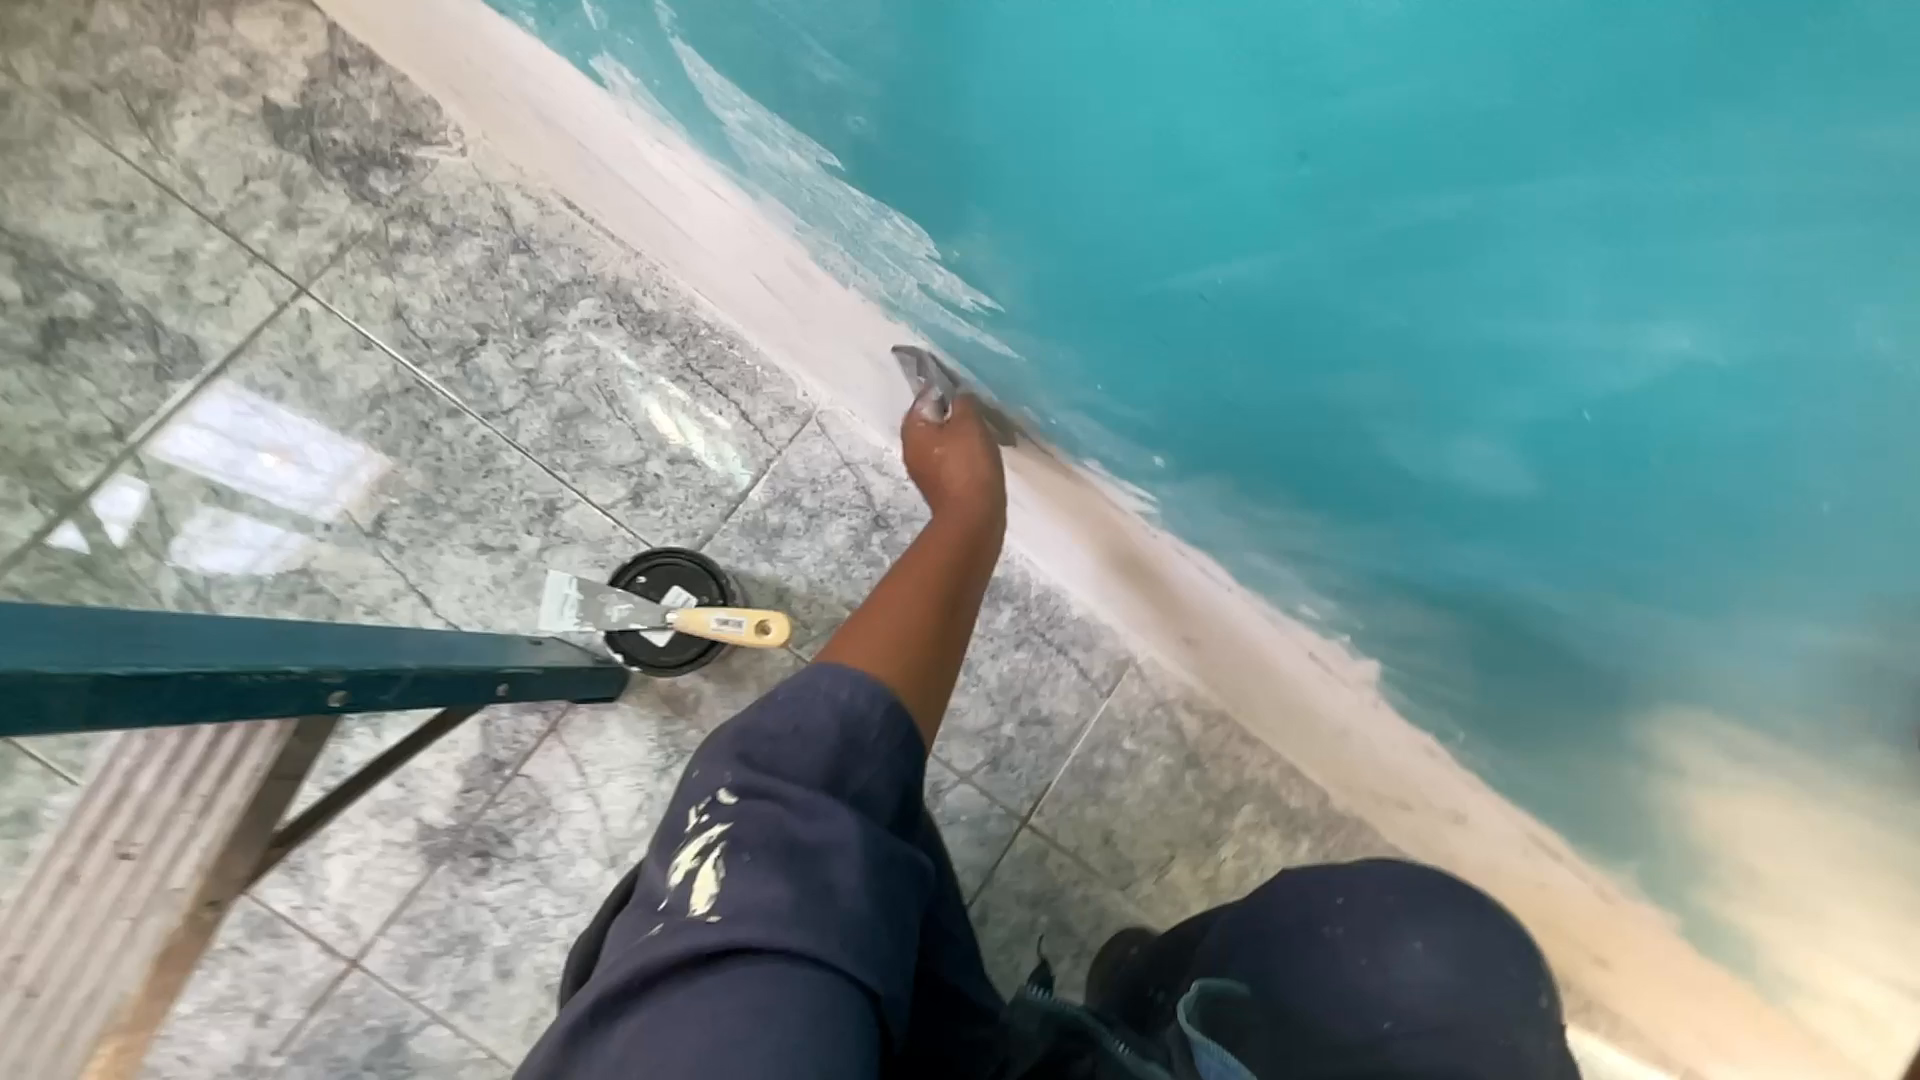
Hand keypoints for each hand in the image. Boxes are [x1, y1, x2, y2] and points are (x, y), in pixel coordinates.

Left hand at [901, 389, 1006, 527]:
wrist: (973, 518)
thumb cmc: (968, 465)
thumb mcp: (969, 422)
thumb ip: (963, 401)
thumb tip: (958, 397)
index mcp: (912, 429)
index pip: (926, 396)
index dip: (948, 389)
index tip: (970, 391)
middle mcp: (911, 448)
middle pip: (934, 420)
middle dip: (956, 414)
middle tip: (981, 412)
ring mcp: (923, 470)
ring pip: (943, 441)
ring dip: (961, 436)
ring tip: (985, 433)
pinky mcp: (939, 486)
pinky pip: (950, 460)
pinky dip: (964, 455)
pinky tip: (981, 457)